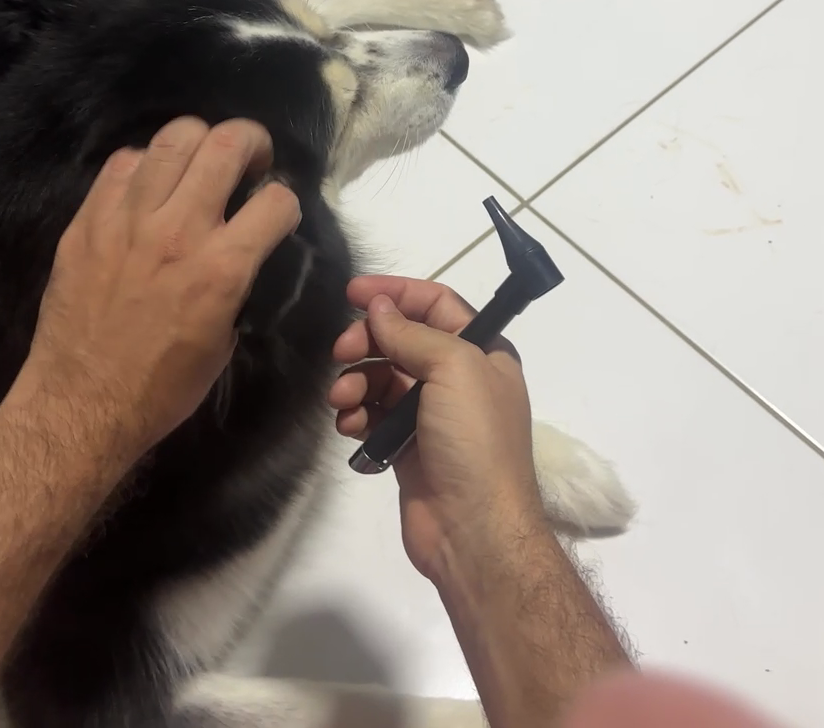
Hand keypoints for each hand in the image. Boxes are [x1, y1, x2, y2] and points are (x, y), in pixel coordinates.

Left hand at [11, 117, 300, 464]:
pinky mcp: (88, 221)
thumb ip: (240, 279)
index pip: (277, 200)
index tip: (277, 212)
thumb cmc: (166, 384)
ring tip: (202, 160)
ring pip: (173, 138)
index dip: (288, 201)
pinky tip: (152, 185)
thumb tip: (245, 244)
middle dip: (252, 141)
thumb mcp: (227, 335)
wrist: (81, 404)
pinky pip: (123, 163)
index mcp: (223, 268)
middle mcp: (179, 231)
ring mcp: (128, 220)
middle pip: (226, 144)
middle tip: (252, 160)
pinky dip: (147, 164)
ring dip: (200, 140)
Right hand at [329, 278, 545, 586]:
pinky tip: (349, 425)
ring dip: (356, 380)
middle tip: (341, 352)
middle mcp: (458, 376)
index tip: (353, 292)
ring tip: (343, 400)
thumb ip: (413, 333)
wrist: (474, 530)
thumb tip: (378, 307)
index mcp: (482, 351)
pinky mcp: (405, 444)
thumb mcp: (455, 369)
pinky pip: (373, 413)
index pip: (436, 303)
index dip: (397, 292)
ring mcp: (430, 412)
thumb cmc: (474, 439)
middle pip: (402, 338)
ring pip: (382, 376)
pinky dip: (357, 413)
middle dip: (368, 340)